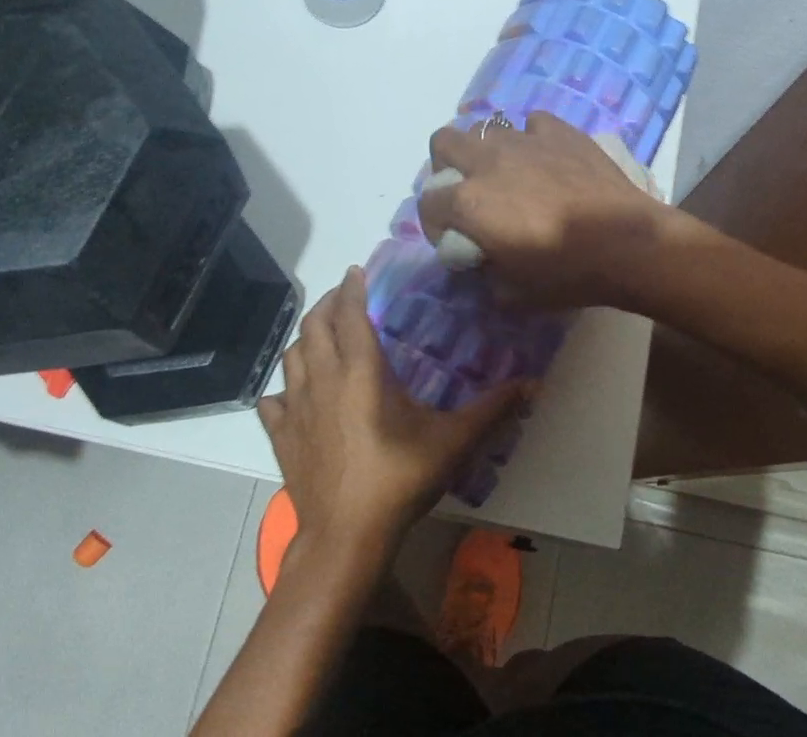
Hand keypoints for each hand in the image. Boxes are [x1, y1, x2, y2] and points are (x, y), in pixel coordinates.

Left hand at [258, 267, 534, 557]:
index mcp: (361, 371)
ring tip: (320, 338)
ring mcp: (296, 408)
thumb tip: (532, 384)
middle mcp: (323, 379)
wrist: (347, 535)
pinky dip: (283, 389)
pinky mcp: (281, 437)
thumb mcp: (453, 442)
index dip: (352, 288)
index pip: (350, 313)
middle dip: (325, 305)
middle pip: (313, 326)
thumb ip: (491, 409)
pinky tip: (291, 396)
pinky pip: (274, 401)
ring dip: (305, 340)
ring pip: (291, 357)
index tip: (357, 271)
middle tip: (342, 299)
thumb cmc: (400, 479)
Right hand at [419, 112, 676, 309]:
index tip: (456, 240)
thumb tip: (482, 263)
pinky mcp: (561, 131)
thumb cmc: (567, 274)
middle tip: (469, 192)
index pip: (428, 203)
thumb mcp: (512, 294)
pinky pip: (533, 124)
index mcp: (468, 202)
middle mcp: (488, 161)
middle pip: (443, 143)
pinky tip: (546, 160)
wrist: (628, 244)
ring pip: (487, 128)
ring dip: (488, 151)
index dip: (436, 224)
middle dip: (447, 167)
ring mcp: (526, 140)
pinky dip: (532, 140)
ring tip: (510, 175)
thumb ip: (484, 274)